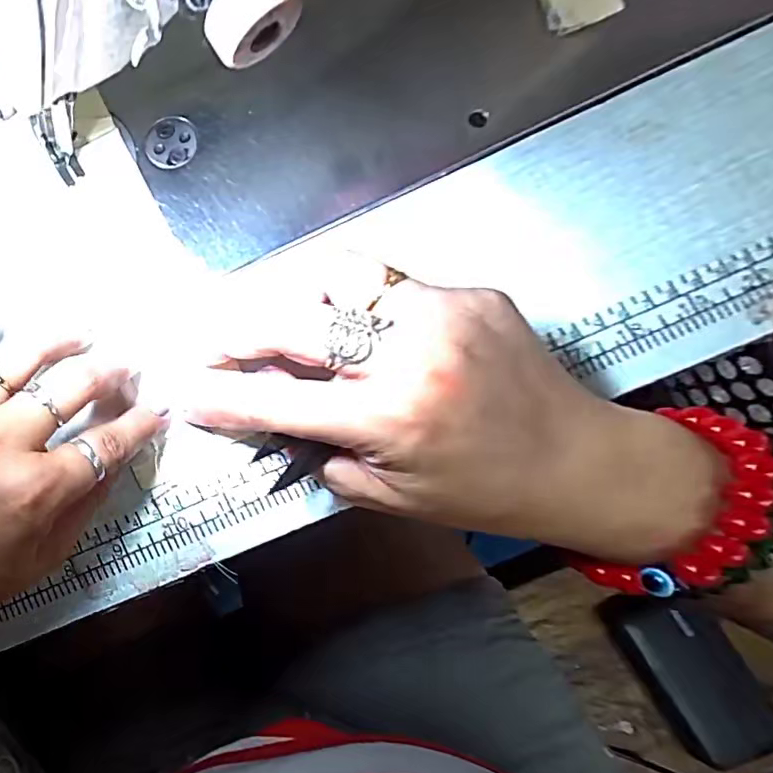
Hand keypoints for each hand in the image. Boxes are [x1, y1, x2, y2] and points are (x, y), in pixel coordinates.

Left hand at [0, 300, 165, 677]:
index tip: (158, 411)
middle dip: (111, 376)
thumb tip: (117, 454)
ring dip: (58, 341)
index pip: (105, 443)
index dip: (140, 425)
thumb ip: (87, 502)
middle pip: (70, 389)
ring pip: (15, 358)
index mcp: (33, 488)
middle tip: (126, 370)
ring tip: (82, 334)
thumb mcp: (46, 556)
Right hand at [180, 255, 722, 561]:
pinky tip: (353, 324)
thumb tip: (286, 423)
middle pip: (297, 319)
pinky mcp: (471, 293)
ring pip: (339, 276)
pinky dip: (355, 303)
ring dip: (292, 294)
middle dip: (240, 328)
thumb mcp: (394, 496)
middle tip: (216, 340)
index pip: (281, 401)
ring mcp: (445, 311)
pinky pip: (389, 286)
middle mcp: (413, 354)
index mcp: (393, 418)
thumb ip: (329, 457)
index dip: (226, 397)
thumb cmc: (485, 493)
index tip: (190, 391)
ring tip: (274, 315)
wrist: (582, 461)